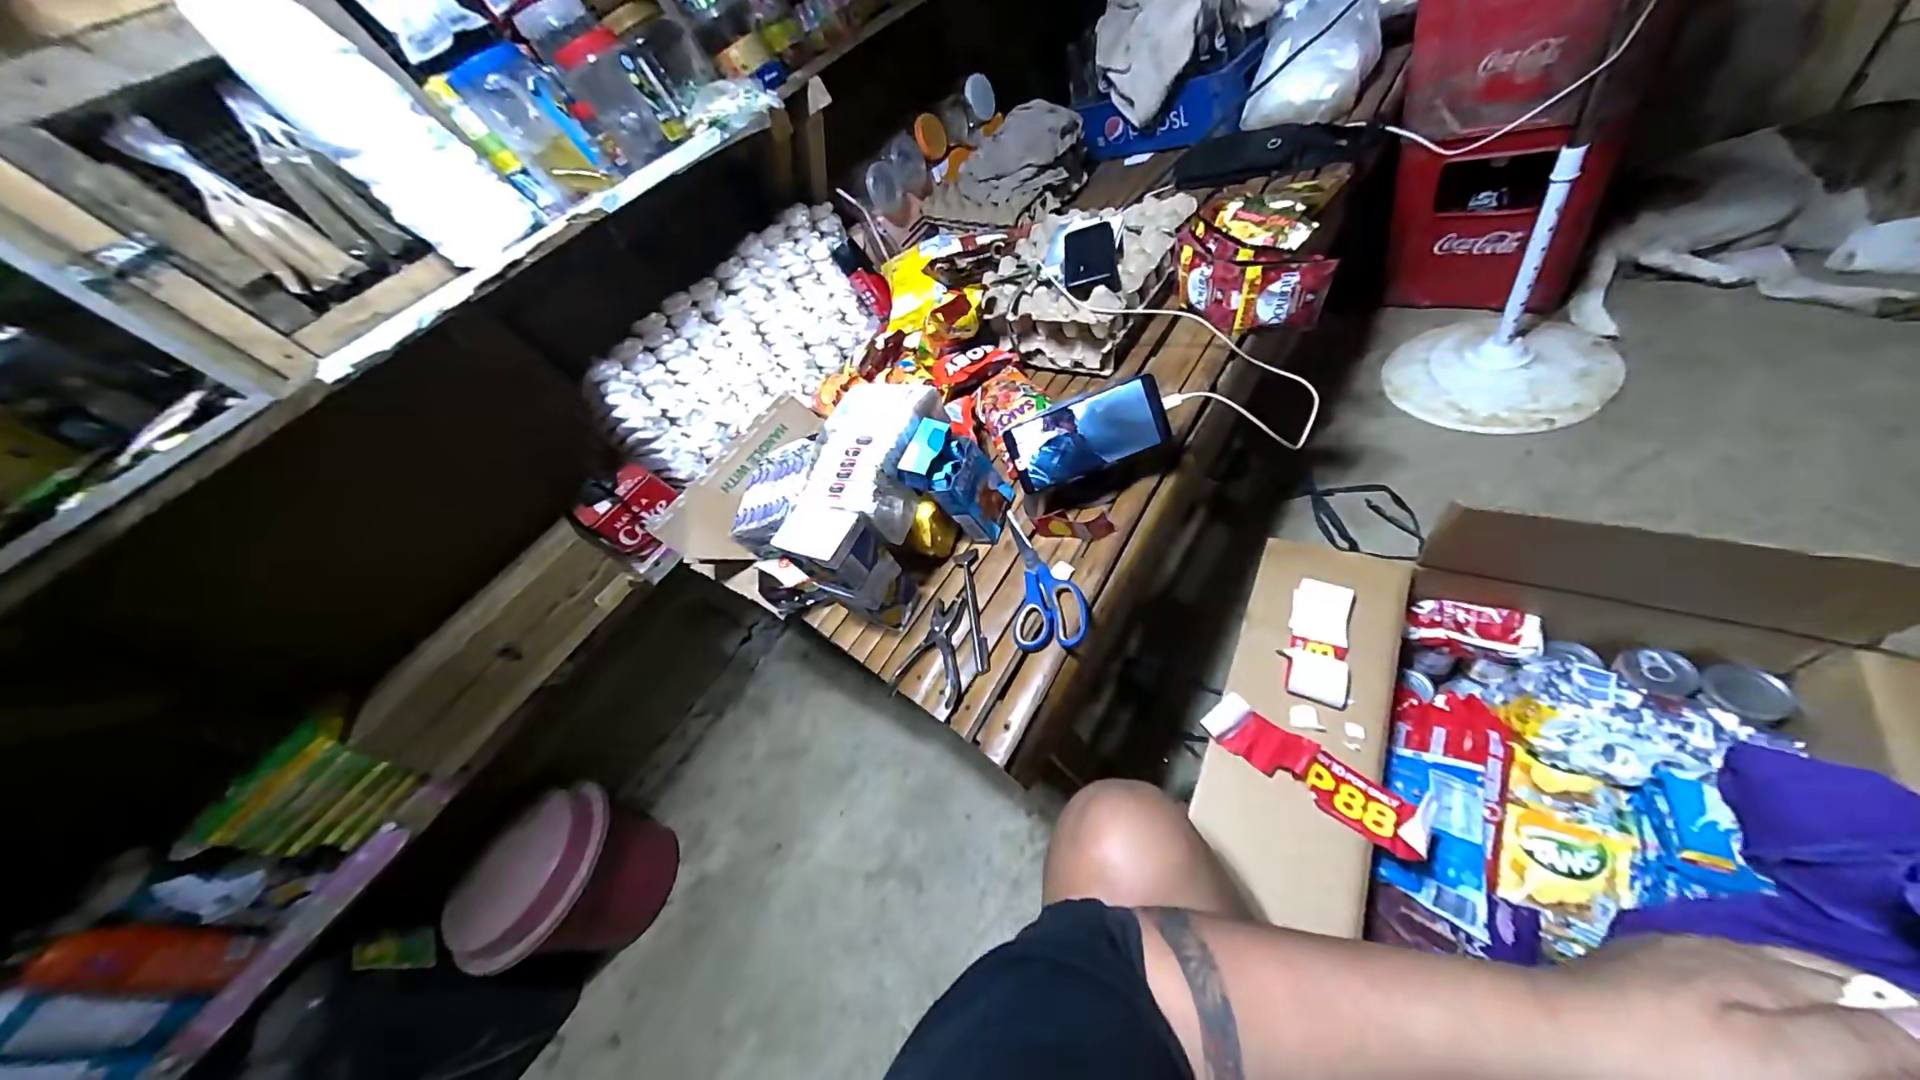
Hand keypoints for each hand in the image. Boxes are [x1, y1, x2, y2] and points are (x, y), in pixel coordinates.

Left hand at [1550, 936, 1919, 1079]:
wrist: (1557, 1030)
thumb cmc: (1671, 1055)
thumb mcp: (1778, 1058)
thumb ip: (1852, 1038)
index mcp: (1757, 968)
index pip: (1858, 986)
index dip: (1900, 1017)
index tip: (1907, 1045)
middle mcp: (1713, 948)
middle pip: (1808, 971)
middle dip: (1859, 1002)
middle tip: (1888, 1042)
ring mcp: (1666, 955)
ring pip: (1756, 969)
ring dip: (1803, 993)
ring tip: (1830, 1029)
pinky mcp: (1633, 970)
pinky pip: (1707, 972)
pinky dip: (1746, 990)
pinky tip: (1743, 1014)